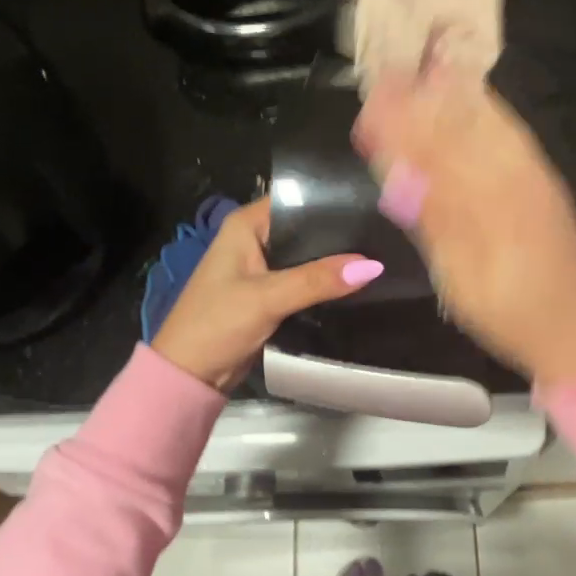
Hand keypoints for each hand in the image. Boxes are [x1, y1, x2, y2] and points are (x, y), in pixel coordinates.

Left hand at [151, 198, 383, 390]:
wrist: (189, 376)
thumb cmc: (216, 324)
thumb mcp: (267, 298)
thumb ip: (317, 280)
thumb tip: (373, 265)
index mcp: (245, 225)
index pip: (297, 200)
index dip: (332, 202)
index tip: (373, 205)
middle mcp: (254, 239)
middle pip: (306, 228)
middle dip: (340, 234)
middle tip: (385, 234)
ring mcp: (262, 268)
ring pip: (308, 257)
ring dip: (335, 262)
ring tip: (381, 255)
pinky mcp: (270, 295)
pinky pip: (305, 281)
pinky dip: (325, 284)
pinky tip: (359, 283)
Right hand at [353, 71, 575, 385]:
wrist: (574, 332)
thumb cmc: (511, 315)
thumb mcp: (463, 279)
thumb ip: (435, 223)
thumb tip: (399, 178)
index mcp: (495, 205)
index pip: (439, 152)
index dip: (403, 125)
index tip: (371, 107)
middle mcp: (519, 180)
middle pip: (465, 128)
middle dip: (424, 102)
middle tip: (387, 81)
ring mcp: (536, 178)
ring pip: (491, 125)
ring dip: (452, 99)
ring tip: (421, 75)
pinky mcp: (544, 183)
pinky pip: (512, 137)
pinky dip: (485, 113)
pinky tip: (469, 100)